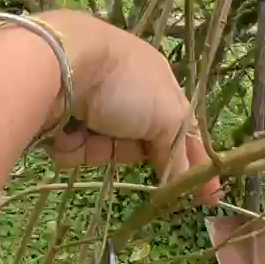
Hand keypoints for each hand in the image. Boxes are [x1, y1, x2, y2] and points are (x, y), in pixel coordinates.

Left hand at [33, 10, 220, 204]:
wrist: (57, 65)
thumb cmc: (123, 83)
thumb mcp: (167, 115)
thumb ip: (178, 149)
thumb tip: (182, 180)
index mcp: (156, 81)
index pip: (182, 127)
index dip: (194, 161)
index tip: (207, 197)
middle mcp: (124, 92)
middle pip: (140, 143)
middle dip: (135, 152)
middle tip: (129, 155)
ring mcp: (89, 105)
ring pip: (106, 149)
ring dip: (102, 148)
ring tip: (90, 130)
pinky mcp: (58, 120)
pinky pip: (75, 148)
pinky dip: (74, 146)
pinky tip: (66, 133)